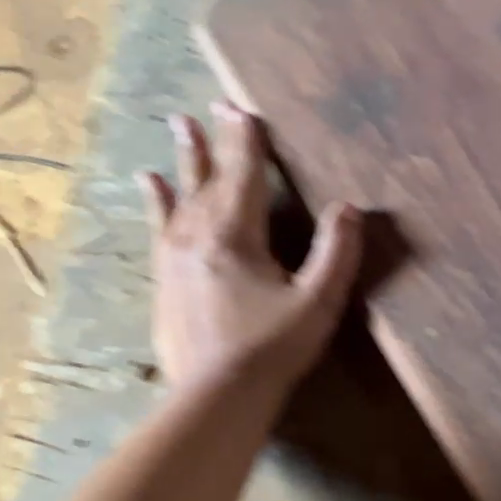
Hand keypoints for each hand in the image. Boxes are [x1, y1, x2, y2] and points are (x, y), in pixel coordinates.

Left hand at [136, 100, 362, 392]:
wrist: (214, 393)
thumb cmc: (273, 346)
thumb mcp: (318, 300)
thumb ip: (337, 251)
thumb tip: (349, 207)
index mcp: (235, 237)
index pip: (243, 177)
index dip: (246, 142)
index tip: (241, 108)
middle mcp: (197, 236)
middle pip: (207, 179)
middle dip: (212, 142)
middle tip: (207, 107)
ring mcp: (173, 256)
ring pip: (181, 197)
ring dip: (185, 163)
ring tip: (180, 130)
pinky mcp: (165, 277)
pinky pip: (160, 225)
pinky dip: (158, 200)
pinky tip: (151, 186)